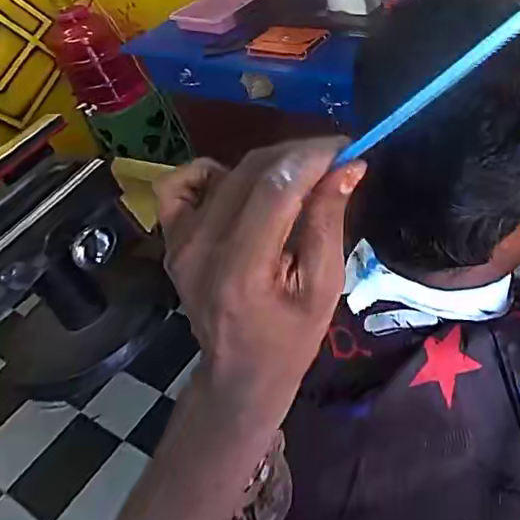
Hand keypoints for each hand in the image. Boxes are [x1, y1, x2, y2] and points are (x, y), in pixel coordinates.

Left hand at [153, 140, 365, 417]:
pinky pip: (186, 181)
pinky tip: (245, 186)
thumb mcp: (325, 288)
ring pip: (229, 170)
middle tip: (334, 157)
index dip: (315, 157)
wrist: (238, 372)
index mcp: (243, 269)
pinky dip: (218, 171)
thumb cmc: (290, 338)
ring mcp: (180, 239)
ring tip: (302, 175)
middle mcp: (203, 247)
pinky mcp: (171, 236)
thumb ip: (329, 222)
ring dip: (273, 161)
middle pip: (253, 170)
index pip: (278, 187)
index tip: (346, 147)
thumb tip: (348, 166)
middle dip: (300, 153)